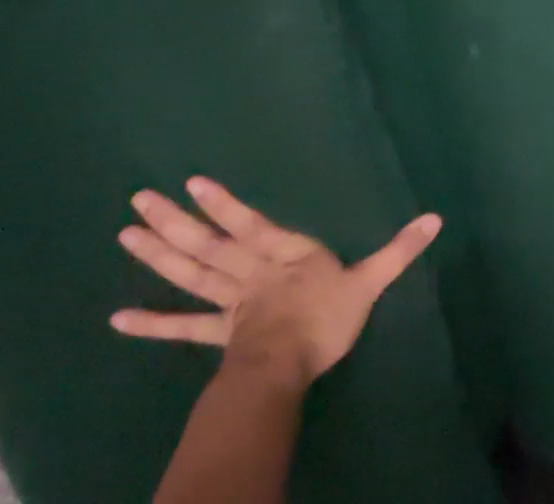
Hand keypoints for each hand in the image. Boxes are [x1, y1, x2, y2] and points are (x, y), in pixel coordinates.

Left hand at [110, 177, 441, 391]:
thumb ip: (400, 250)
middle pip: (209, 245)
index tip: (191, 183)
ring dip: (157, 255)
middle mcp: (252, 273)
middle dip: (174, 222)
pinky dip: (152, 323)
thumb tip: (436, 218)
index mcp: (286, 256)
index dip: (224, 205)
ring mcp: (231, 303)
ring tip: (126, 233)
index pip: (252, 225)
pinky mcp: (221, 333)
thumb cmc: (327, 321)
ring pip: (191, 274)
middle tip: (139, 199)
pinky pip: (184, 327)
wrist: (288, 370)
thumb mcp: (371, 282)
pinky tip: (117, 318)